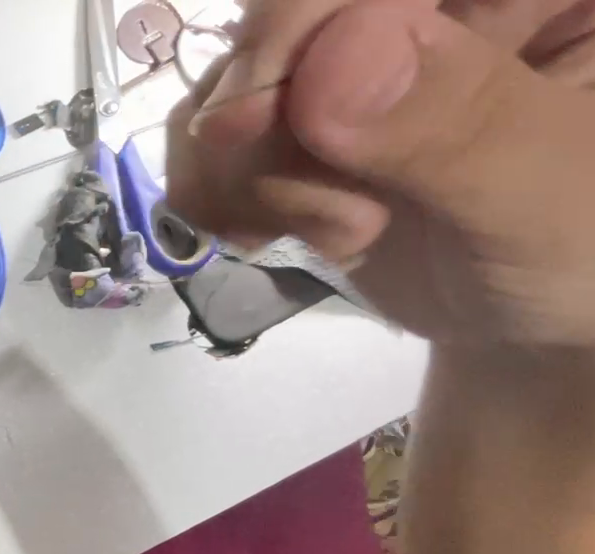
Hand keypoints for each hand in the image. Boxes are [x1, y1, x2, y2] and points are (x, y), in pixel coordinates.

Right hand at [168, 0, 594, 348]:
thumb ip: (457, 122)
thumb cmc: (582, 261)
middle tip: (348, 214)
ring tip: (348, 233)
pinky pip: (198, 144)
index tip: (259, 119)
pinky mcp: (286, 127)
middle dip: (271, 126)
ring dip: (249, 182)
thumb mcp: (551, 195)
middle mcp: (433, 8)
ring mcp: (347, 67)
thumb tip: (331, 55)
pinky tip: (287, 234)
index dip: (302, 19)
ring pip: (222, 91)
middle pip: (281, 24)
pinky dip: (218, 202)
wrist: (538, 320)